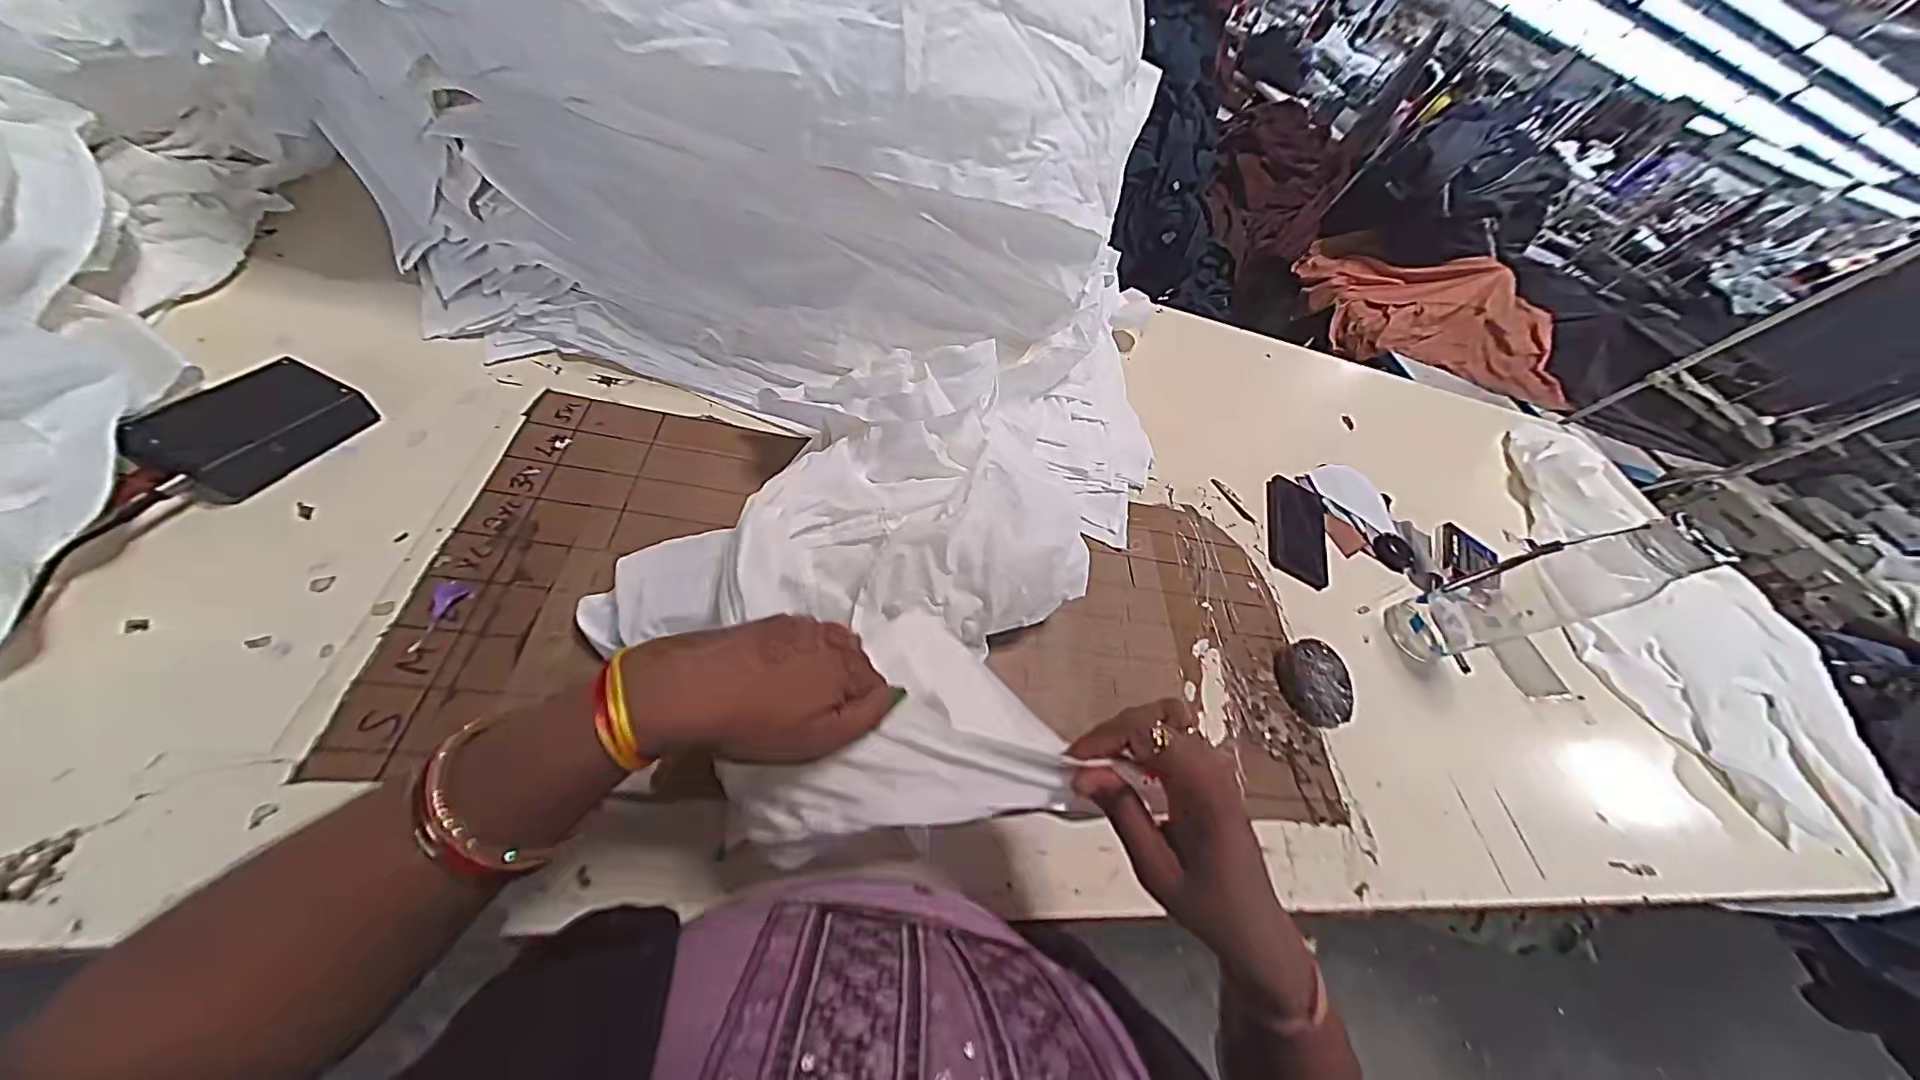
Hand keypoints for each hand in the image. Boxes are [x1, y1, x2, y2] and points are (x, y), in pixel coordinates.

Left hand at [617, 615, 898, 762]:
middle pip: (855, 660)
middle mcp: (829, 636)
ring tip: (794, 693)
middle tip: (817, 711)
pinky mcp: (769, 623)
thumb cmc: (759, 722)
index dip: (863, 707)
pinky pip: (800, 638)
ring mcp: (797, 625)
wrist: (691, 687)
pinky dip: (797, 654)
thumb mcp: (821, 736)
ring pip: (828, 646)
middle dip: (846, 682)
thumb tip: (893, 695)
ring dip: (822, 665)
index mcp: (847, 663)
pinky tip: (773, 674)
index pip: (877, 684)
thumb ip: (867, 715)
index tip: (839, 725)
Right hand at [1070, 699, 1317, 1019]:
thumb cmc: (1210, 905)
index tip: (1077, 758)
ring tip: (1101, 765)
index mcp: (1204, 787)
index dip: (1106, 737)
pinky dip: (1142, 746)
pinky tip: (1125, 773)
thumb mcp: (1155, 866)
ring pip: (1166, 721)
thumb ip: (1122, 812)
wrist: (1254, 928)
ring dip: (1129, 735)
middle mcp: (1213, 768)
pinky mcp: (1209, 775)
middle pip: (1158, 716)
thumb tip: (1086, 775)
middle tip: (1085, 761)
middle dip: (1115, 731)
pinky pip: (1172, 741)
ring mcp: (1214, 769)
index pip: (1149, 731)